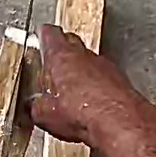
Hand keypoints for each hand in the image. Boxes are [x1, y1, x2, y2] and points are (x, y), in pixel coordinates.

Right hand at [27, 24, 155, 147]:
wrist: (119, 122)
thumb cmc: (82, 112)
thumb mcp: (45, 115)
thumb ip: (37, 106)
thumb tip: (34, 108)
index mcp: (61, 56)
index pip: (50, 34)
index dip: (44, 35)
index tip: (42, 35)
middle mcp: (84, 55)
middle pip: (72, 43)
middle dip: (64, 51)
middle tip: (55, 62)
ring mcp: (105, 66)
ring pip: (90, 61)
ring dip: (82, 70)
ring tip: (74, 87)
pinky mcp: (121, 81)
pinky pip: (106, 77)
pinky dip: (98, 85)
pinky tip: (94, 101)